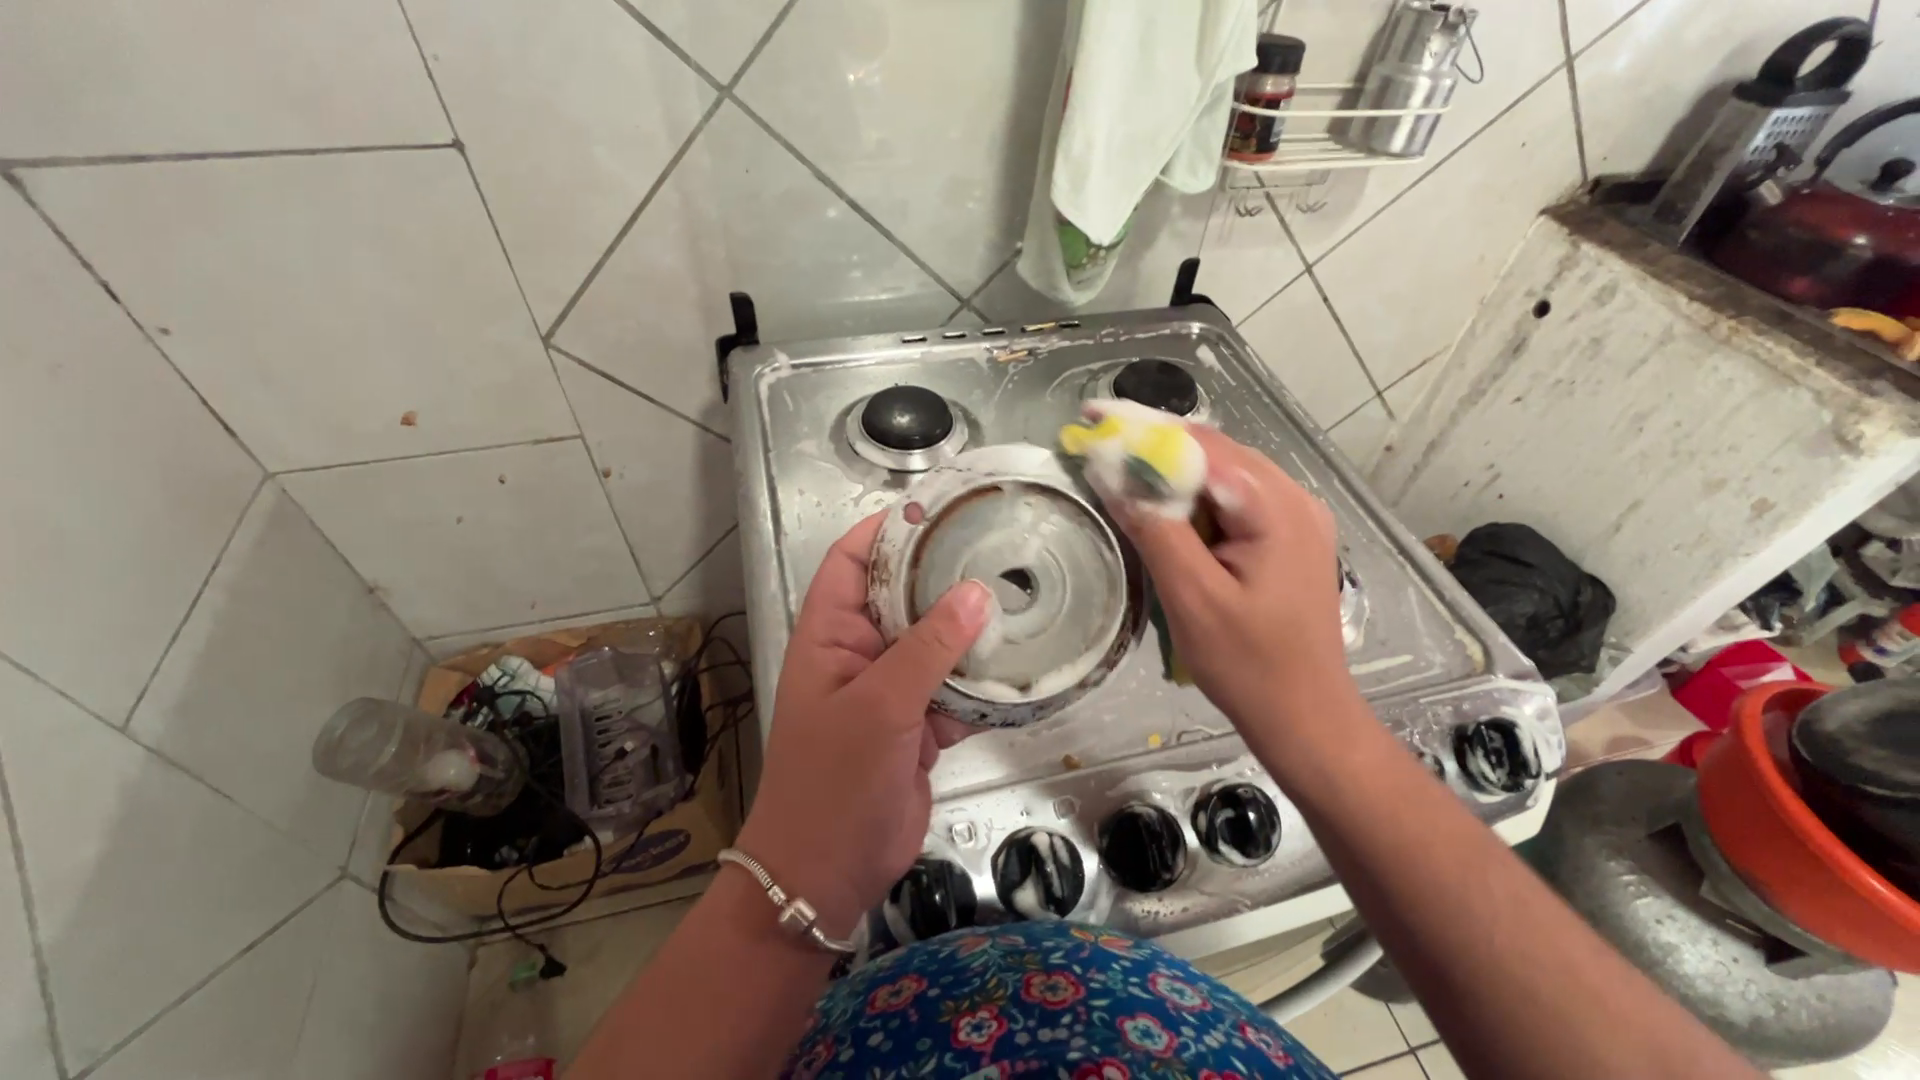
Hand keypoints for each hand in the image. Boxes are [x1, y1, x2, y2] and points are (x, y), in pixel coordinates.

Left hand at [734, 512, 990, 935]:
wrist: (826, 875)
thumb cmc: (834, 782)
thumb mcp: (879, 707)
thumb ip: (927, 649)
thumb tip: (976, 592)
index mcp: (830, 636)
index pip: (852, 563)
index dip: (887, 530)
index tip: (940, 508)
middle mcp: (861, 655)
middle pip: (903, 599)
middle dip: (945, 576)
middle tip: (1001, 548)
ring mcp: (891, 694)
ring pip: (937, 647)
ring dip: (973, 632)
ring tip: (1026, 599)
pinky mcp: (919, 730)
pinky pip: (957, 695)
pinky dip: (986, 687)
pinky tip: (1026, 669)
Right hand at [1102, 426, 1354, 735]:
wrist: (1305, 716)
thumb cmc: (1249, 664)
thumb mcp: (1191, 597)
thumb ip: (1155, 529)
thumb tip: (1112, 474)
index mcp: (1277, 507)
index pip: (1202, 447)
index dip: (1143, 429)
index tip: (1094, 419)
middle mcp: (1295, 498)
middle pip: (1215, 453)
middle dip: (1154, 445)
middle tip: (1099, 442)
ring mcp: (1298, 518)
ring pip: (1223, 475)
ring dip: (1173, 472)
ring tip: (1121, 471)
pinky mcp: (1290, 539)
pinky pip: (1235, 501)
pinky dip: (1195, 499)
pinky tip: (1165, 508)